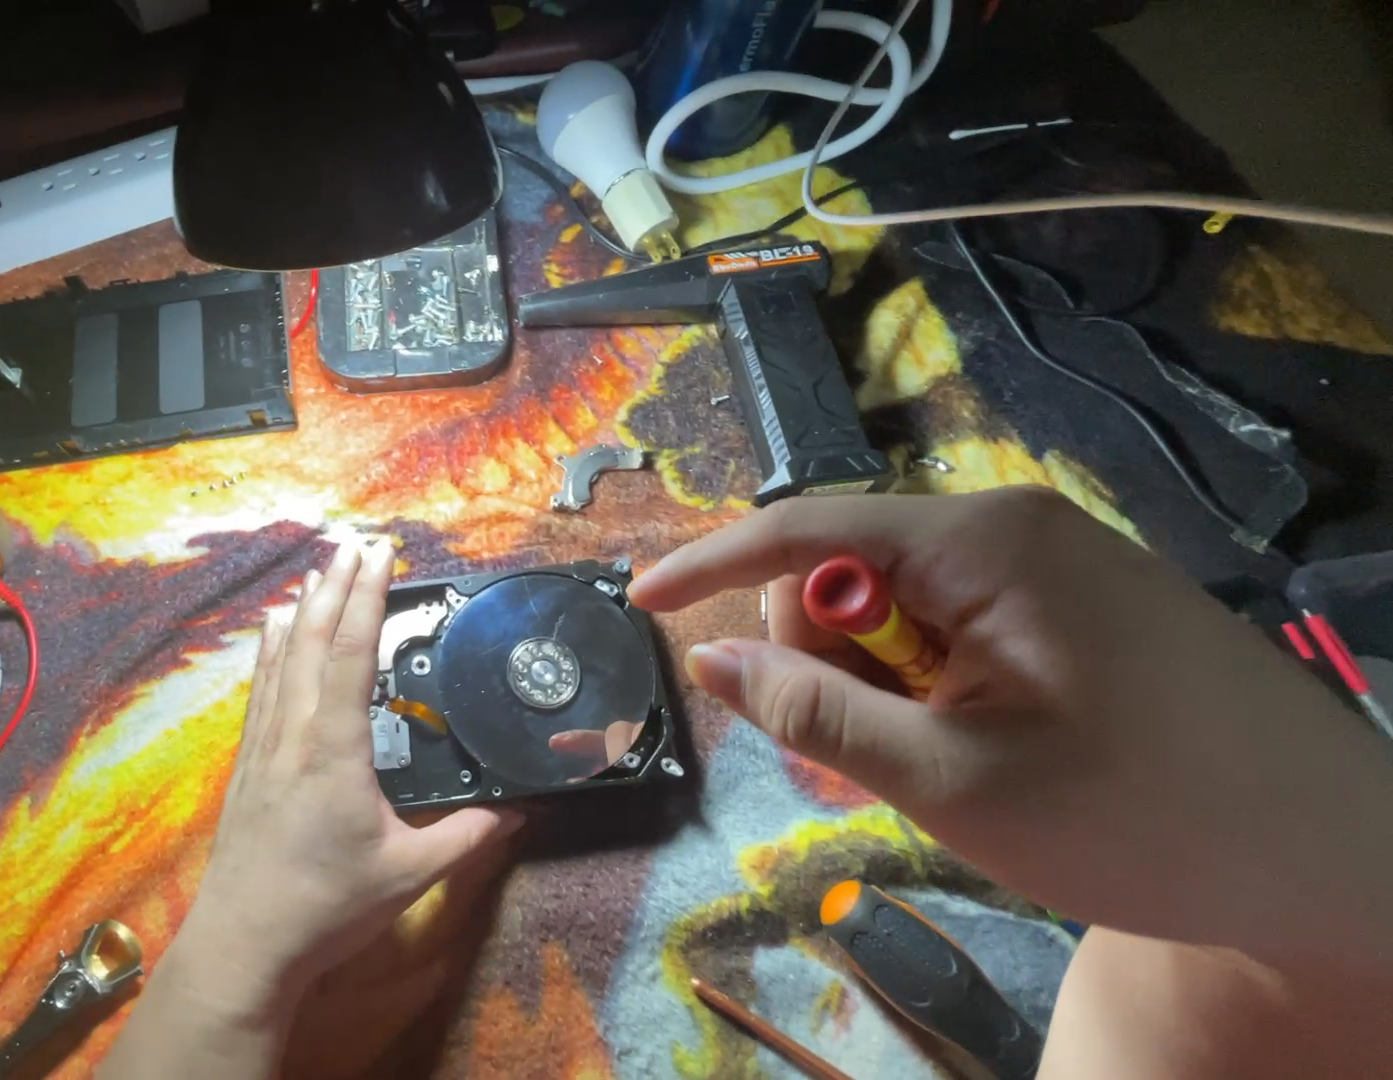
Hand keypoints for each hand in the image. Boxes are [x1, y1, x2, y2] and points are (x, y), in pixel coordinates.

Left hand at [175, 539, 523, 1016]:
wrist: (243, 944)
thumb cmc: (326, 907)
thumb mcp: (410, 874)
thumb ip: (468, 836)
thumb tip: (519, 811)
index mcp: (334, 748)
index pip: (353, 653)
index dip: (367, 597)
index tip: (380, 555)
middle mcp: (294, 731)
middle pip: (313, 639)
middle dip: (336, 585)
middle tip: (356, 544)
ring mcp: (265, 742)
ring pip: (283, 656)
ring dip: (305, 607)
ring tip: (320, 568)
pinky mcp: (249, 759)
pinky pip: (262, 685)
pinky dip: (272, 646)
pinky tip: (274, 627)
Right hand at [628, 488, 1392, 975]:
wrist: (1353, 872)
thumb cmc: (1147, 822)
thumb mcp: (951, 780)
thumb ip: (813, 713)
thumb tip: (707, 662)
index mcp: (977, 543)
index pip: (801, 530)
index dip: (707, 565)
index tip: (640, 600)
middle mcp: (998, 528)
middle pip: (836, 574)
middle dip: (819, 658)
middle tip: (863, 748)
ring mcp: (1031, 562)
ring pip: (879, 606)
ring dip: (865, 681)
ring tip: (926, 757)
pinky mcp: (1051, 601)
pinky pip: (931, 624)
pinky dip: (911, 683)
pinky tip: (960, 738)